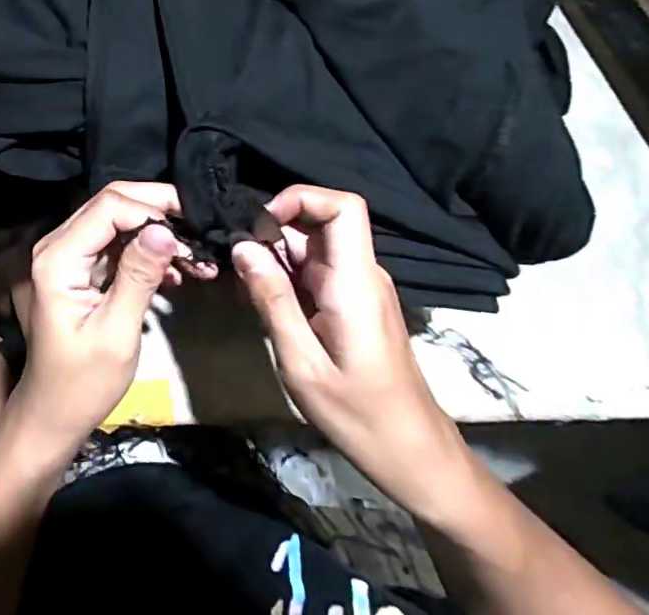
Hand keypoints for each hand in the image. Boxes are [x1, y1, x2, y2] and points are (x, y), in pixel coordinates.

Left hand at [8, 181, 192, 446]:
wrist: (54, 415)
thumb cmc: (81, 383)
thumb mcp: (116, 333)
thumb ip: (138, 276)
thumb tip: (164, 230)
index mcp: (58, 259)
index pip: (109, 206)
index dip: (153, 208)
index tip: (192, 228)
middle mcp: (59, 246)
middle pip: (114, 203)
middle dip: (161, 212)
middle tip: (201, 231)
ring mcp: (70, 255)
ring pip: (121, 219)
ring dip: (160, 232)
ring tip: (197, 258)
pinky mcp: (84, 267)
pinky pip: (120, 242)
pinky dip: (151, 250)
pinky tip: (179, 270)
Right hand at [232, 185, 474, 519]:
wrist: (410, 450)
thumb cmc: (358, 414)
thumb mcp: (302, 363)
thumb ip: (272, 300)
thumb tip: (242, 246)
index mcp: (355, 280)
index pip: (343, 205)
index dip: (302, 198)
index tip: (261, 224)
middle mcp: (362, 272)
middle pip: (322, 222)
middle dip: (275, 229)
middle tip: (237, 260)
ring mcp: (360, 286)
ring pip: (315, 246)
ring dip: (276, 255)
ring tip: (243, 285)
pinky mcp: (354, 302)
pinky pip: (318, 271)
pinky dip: (287, 276)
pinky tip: (263, 301)